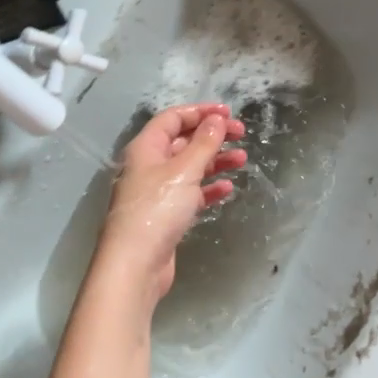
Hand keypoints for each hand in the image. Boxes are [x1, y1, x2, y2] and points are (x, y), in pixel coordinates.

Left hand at [101, 103, 247, 299]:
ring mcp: (156, 192)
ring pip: (190, 167)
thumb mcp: (185, 171)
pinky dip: (209, 188)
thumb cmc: (157, 210)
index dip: (200, 112)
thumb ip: (204, 143)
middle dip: (212, 136)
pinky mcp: (165, 215)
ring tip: (242, 160)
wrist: (134, 265)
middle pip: (183, 141)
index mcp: (146, 149)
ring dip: (215, 160)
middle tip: (241, 134)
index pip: (172, 118)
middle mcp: (149, 166)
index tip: (228, 114)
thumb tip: (217, 120)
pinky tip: (226, 189)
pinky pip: (191, 192)